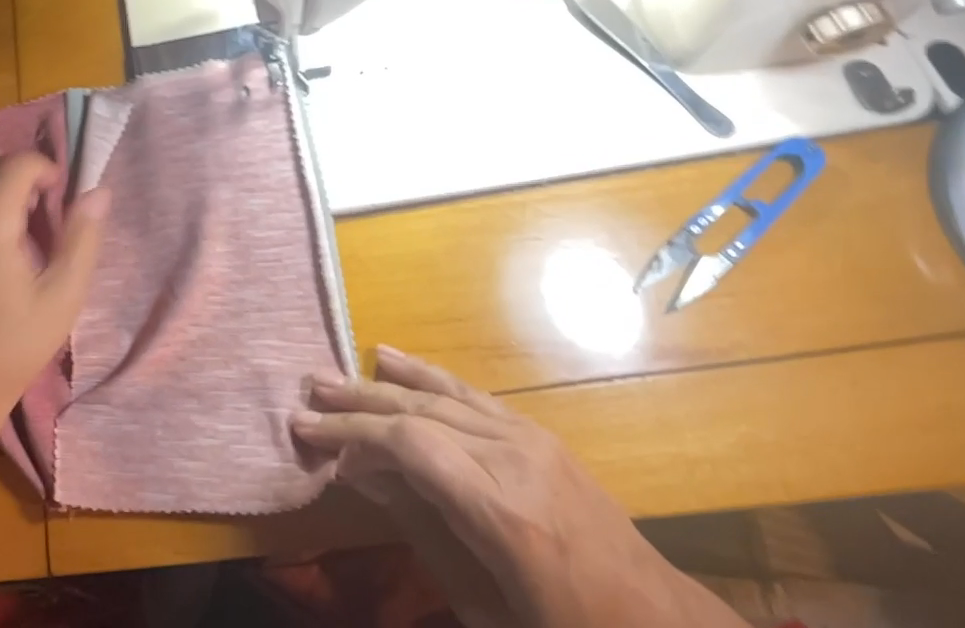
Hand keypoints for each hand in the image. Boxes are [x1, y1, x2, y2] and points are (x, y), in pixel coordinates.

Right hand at [292, 346, 746, 627]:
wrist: (656, 624)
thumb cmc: (562, 627)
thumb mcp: (482, 602)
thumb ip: (421, 528)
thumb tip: (364, 473)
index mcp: (501, 510)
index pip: (408, 444)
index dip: (353, 436)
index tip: (310, 438)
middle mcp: (515, 460)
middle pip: (420, 411)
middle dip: (358, 402)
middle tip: (307, 392)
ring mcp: (532, 441)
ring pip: (443, 392)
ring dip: (385, 381)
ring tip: (339, 372)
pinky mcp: (541, 436)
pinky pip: (472, 395)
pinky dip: (428, 375)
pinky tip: (398, 362)